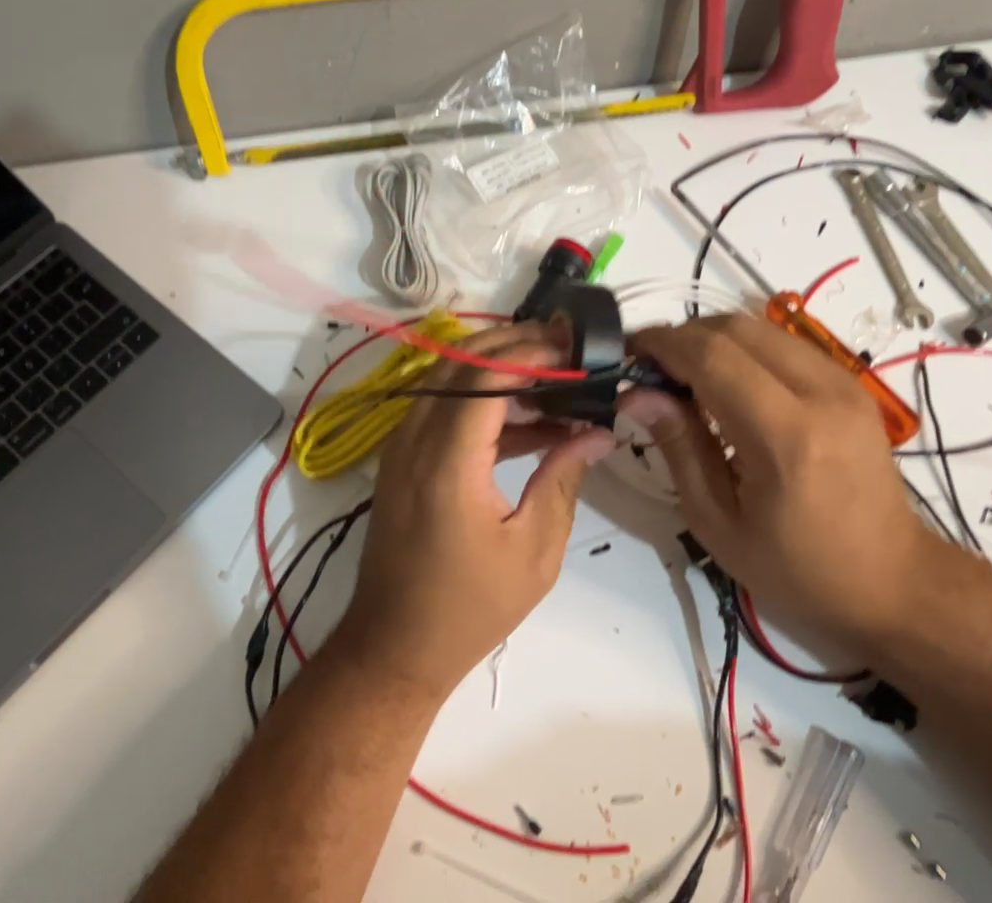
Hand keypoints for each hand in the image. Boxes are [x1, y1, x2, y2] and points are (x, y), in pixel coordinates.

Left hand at [334, 323, 616, 695]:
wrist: (395, 645)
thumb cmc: (470, 608)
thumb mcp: (533, 551)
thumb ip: (563, 479)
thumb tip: (596, 432)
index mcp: (447, 462)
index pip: (485, 374)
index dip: (532, 352)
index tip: (576, 350)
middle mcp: (414, 442)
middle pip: (460, 363)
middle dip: (515, 345)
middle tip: (568, 351)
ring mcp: (400, 449)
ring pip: (448, 380)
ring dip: (499, 369)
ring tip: (558, 381)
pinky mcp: (401, 461)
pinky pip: (441, 408)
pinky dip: (482, 402)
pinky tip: (530, 422)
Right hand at [623, 315, 946, 652]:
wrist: (890, 580)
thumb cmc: (796, 568)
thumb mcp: (718, 523)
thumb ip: (679, 448)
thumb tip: (638, 394)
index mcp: (786, 436)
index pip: (713, 357)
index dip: (663, 345)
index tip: (627, 354)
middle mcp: (821, 394)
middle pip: (737, 329)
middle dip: (684, 337)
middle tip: (649, 367)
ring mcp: (844, 384)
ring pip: (762, 328)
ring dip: (713, 339)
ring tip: (682, 374)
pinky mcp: (852, 385)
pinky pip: (786, 345)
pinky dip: (745, 350)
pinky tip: (725, 383)